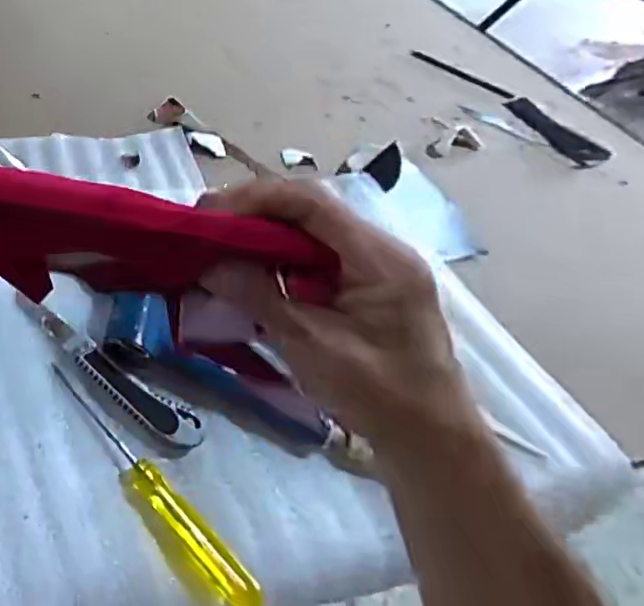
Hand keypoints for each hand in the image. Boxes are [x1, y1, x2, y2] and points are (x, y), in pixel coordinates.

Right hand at [197, 177, 481, 466]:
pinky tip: (252, 268)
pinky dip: (278, 253)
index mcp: (379, 258)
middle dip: (254, 210)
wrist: (435, 446)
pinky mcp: (365, 282)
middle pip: (308, 207)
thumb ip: (261, 298)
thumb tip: (209, 263)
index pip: (311, 202)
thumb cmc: (381, 398)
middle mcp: (380, 248)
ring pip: (309, 226)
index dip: (256, 198)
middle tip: (208, 225)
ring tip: (221, 242)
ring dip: (263, 229)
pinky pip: (314, 251)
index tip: (212, 214)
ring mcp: (374, 264)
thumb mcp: (313, 347)